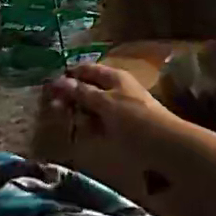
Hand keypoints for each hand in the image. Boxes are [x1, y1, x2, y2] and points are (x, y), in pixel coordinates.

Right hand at [46, 62, 185, 150]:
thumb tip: (59, 81)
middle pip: (88, 88)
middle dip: (71, 97)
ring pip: (92, 107)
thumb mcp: (105, 103)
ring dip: (79, 114)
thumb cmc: (134, 119)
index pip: (86, 70)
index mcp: (113, 77)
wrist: (166, 145)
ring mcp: (119, 108)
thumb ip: (82, 93)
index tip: (49, 87)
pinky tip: (84, 134)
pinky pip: (101, 122)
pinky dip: (91, 126)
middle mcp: (116, 88)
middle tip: (53, 109)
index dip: (68, 76)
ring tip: (67, 122)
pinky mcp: (122, 126)